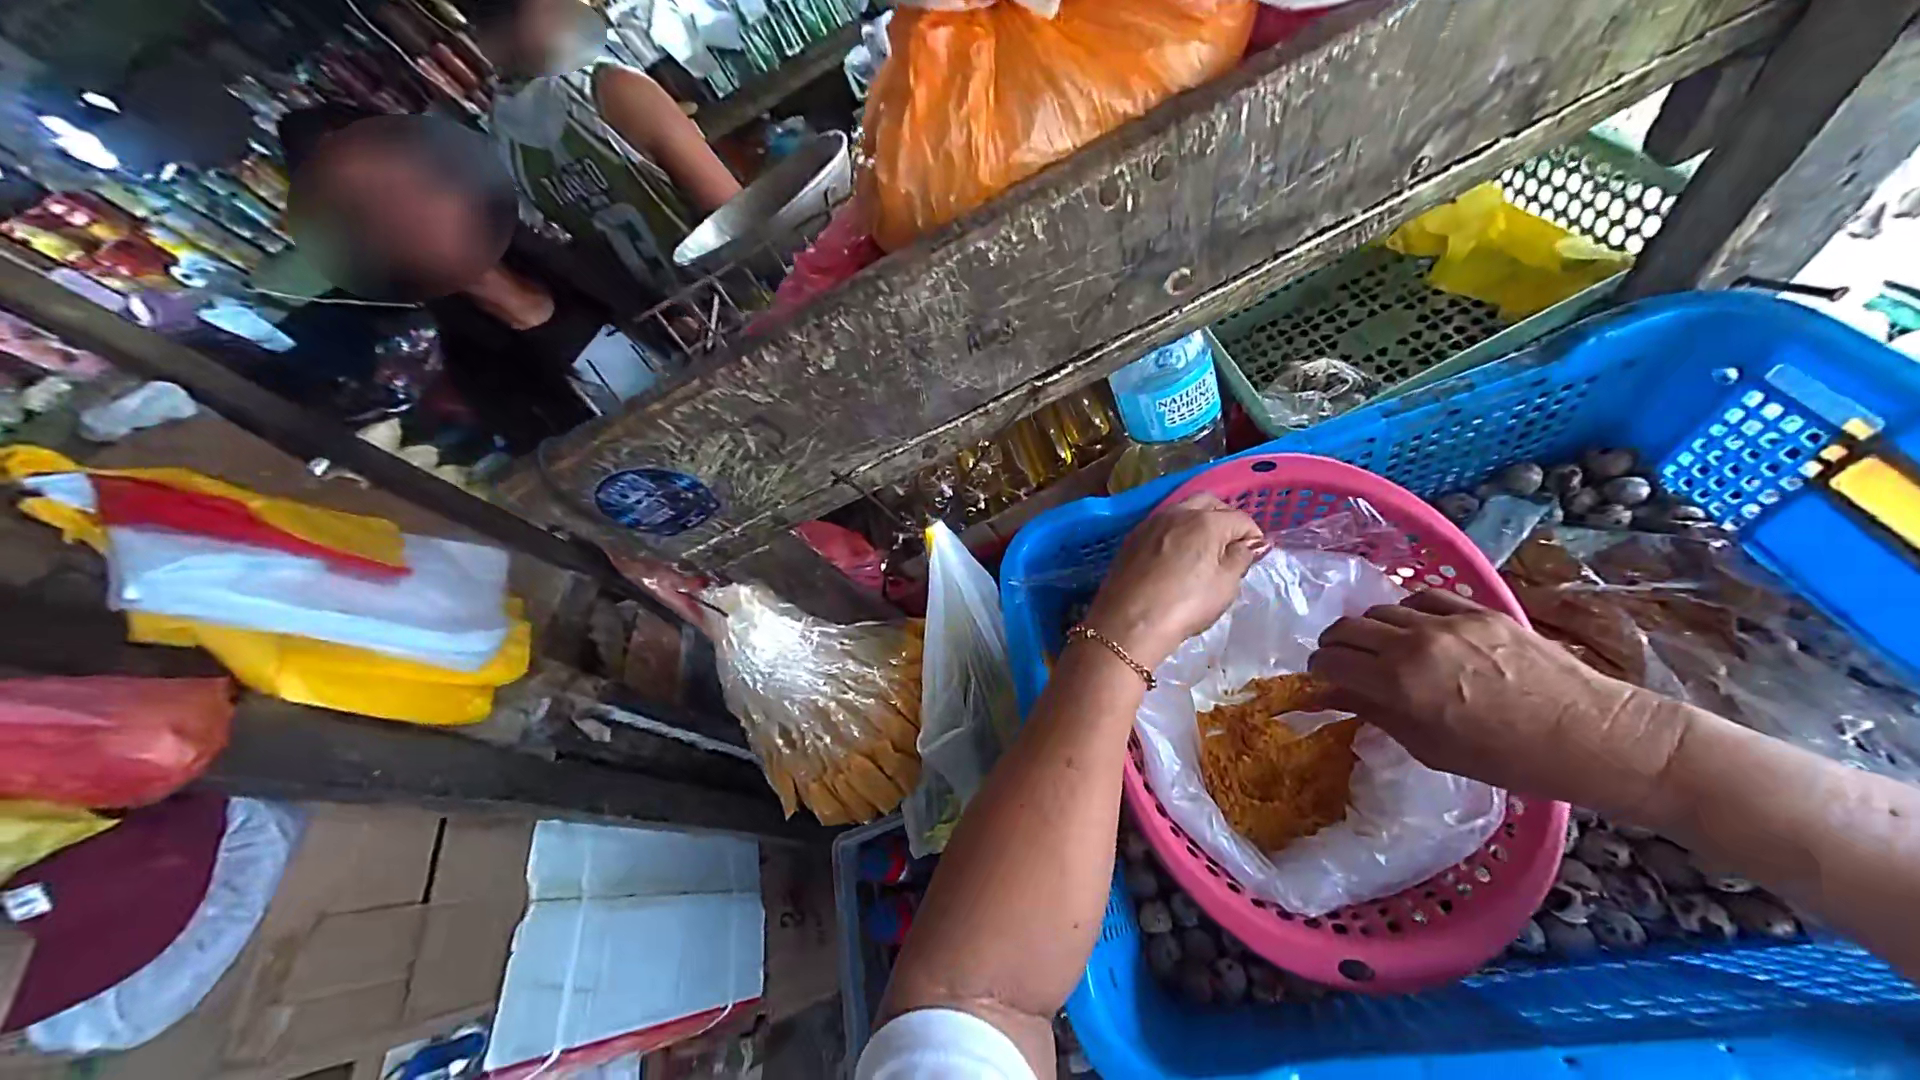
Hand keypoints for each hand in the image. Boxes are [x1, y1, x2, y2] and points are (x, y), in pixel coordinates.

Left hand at [1082, 494, 1263, 670]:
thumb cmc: (1184, 605)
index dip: (1253, 536)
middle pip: (1209, 503)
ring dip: (1199, 521)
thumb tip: (1248, 544)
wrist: (1128, 622)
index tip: (1254, 554)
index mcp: (1205, 521)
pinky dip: (1176, 531)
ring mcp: (1150, 523)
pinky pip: (1162, 524)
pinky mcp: (1132, 537)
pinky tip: (1176, 553)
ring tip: (1204, 549)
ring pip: (1182, 509)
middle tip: (1231, 545)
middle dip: (1225, 518)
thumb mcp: (1225, 585)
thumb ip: (1241, 558)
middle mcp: (1176, 513)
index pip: (1240, 519)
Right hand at [1307, 587, 1688, 815]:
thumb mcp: (1428, 747)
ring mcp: (1448, 622)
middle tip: (1342, 664)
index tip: (1323, 681)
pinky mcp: (1477, 610)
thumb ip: (1374, 712)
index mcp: (1399, 685)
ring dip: (1369, 630)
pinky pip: (1421, 597)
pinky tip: (1416, 630)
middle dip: (1334, 647)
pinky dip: (1406, 612)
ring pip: (1379, 610)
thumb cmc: (1506, 759)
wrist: (1593, 737)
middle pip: (1345, 629)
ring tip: (1382, 648)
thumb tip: (1329, 696)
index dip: (1317, 671)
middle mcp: (1414, 644)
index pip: (1330, 662)